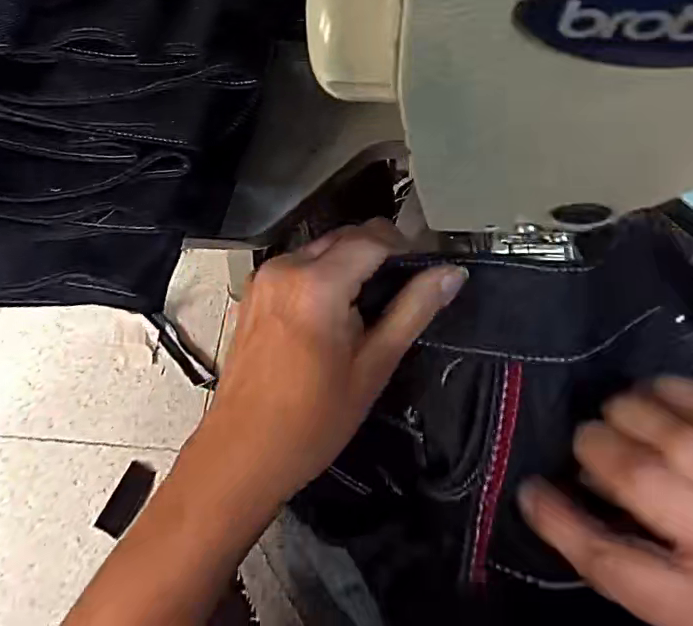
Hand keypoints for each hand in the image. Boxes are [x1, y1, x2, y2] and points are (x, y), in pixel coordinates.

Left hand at [194, 219, 466, 502]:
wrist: (240, 458)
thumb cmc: (311, 421)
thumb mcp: (374, 366)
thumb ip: (415, 309)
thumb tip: (453, 273)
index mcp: (317, 284)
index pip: (375, 238)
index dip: (407, 249)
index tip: (426, 274)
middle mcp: (286, 267)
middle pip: (349, 236)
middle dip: (381, 253)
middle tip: (403, 294)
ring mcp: (265, 276)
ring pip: (326, 246)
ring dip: (353, 263)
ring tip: (370, 309)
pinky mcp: (255, 289)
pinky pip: (303, 263)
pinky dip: (326, 273)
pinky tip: (336, 314)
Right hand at [520, 377, 692, 625]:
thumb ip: (665, 597)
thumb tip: (608, 537)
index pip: (610, 560)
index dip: (559, 521)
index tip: (530, 490)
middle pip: (638, 480)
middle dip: (595, 449)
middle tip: (579, 438)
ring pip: (678, 437)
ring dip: (631, 412)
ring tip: (611, 406)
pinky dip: (684, 394)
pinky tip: (659, 386)